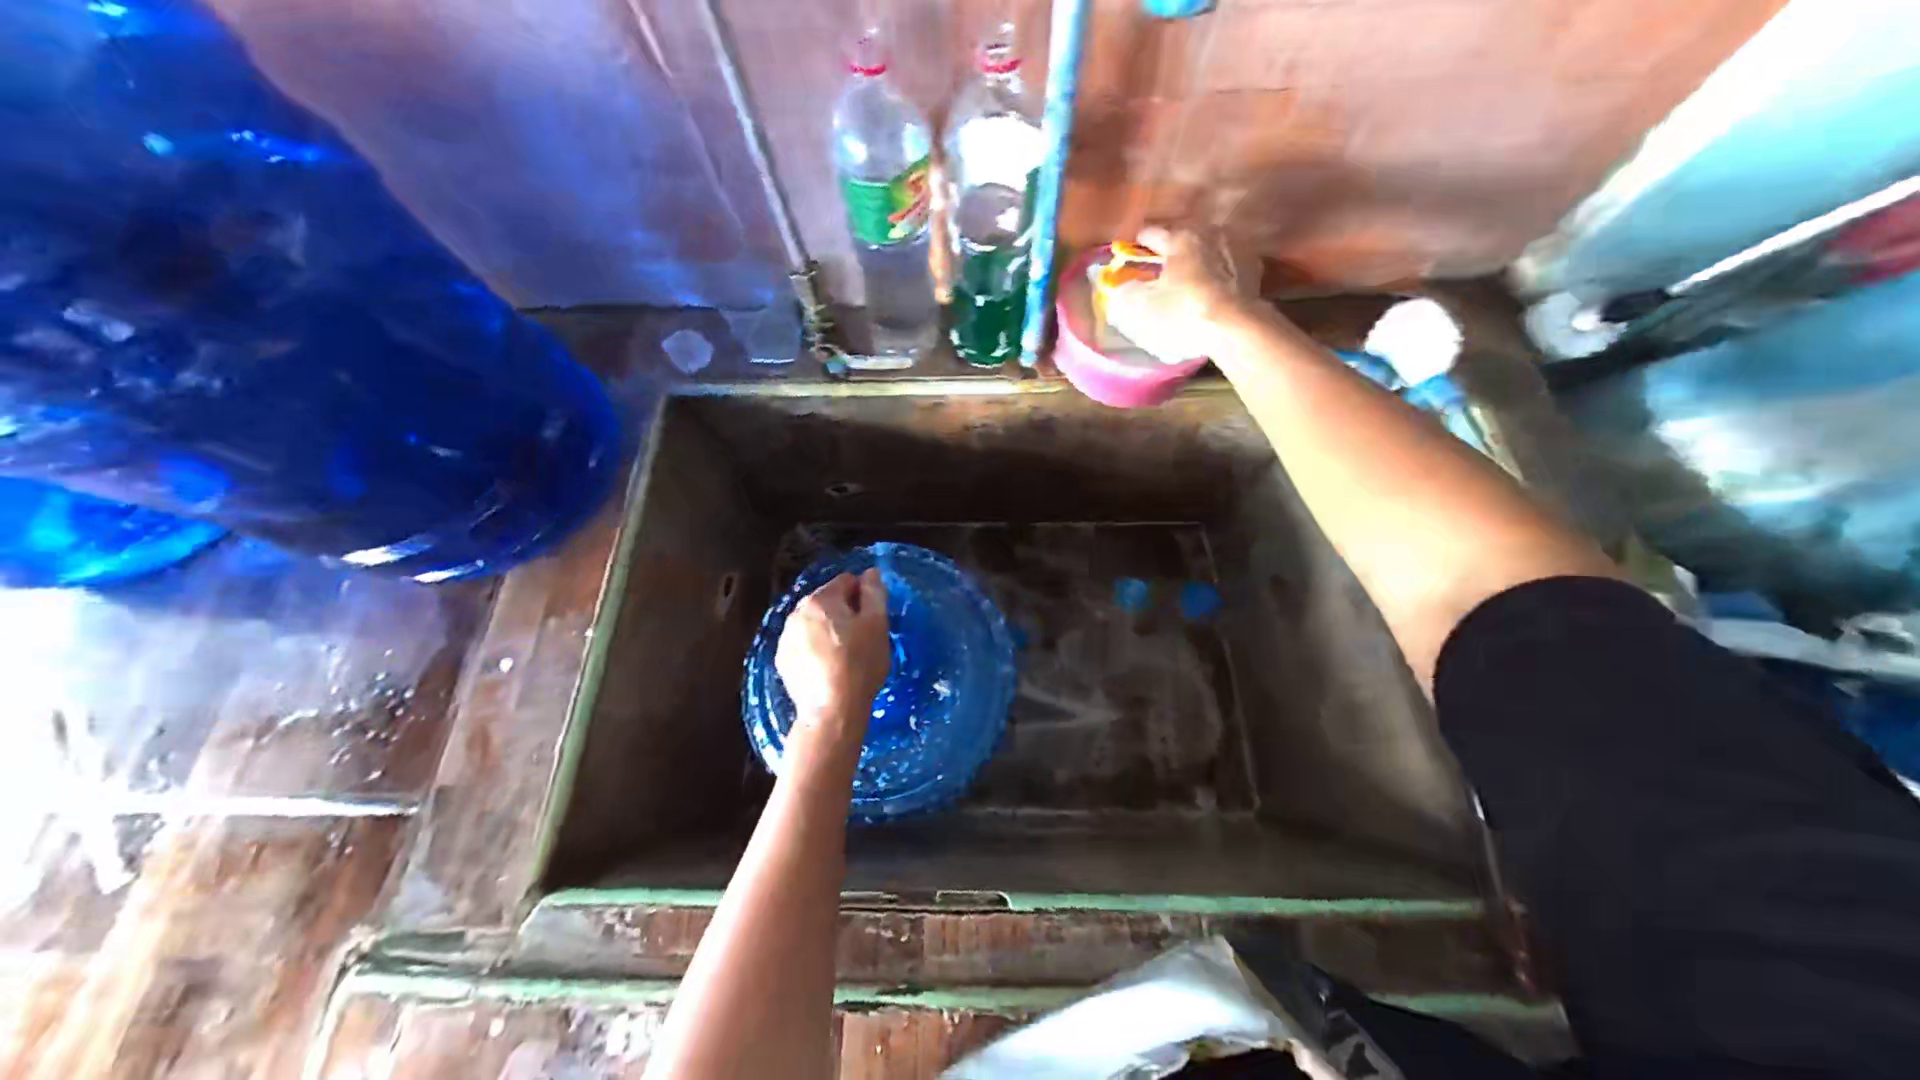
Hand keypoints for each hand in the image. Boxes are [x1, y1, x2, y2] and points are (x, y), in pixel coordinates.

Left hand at [775, 569, 889, 737]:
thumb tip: (870, 573)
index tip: (873, 619)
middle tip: (862, 639)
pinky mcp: (783, 661)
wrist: (832, 711)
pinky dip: (815, 650)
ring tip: (845, 657)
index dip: (864, 597)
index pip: (846, 581)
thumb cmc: (860, 664)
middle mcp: (796, 612)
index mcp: (820, 599)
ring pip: (814, 624)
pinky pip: (804, 645)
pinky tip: (828, 669)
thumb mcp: (877, 624)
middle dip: (844, 614)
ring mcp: (786, 638)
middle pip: (828, 602)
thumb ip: (874, 592)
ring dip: (829, 632)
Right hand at [1102, 226, 1259, 359]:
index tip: (1131, 257)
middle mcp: (1207, 231)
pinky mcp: (1253, 261)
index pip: (1149, 233)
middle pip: (1180, 236)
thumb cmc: (1184, 313)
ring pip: (1207, 245)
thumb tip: (1119, 287)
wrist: (1235, 326)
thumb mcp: (1146, 308)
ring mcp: (1234, 243)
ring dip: (1197, 256)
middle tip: (1161, 270)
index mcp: (1178, 238)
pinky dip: (1220, 268)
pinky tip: (1216, 285)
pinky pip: (1228, 259)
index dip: (1136, 246)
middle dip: (1170, 250)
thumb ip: (1127, 294)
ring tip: (1190, 277)